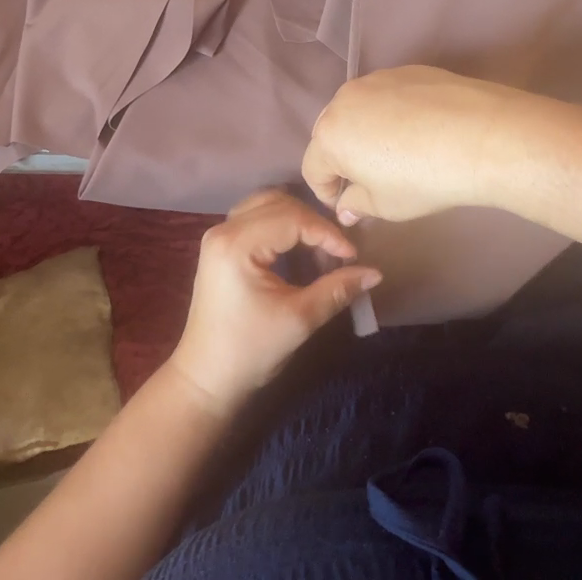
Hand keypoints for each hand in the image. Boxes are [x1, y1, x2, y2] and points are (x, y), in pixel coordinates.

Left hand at [166, 190, 381, 412]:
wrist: (205, 379)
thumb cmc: (250, 352)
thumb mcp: (299, 320)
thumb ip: (337, 290)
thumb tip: (375, 273)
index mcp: (237, 243)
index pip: (292, 217)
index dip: (327, 233)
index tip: (352, 257)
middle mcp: (224, 230)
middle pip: (279, 203)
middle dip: (313, 223)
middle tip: (338, 254)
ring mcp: (218, 236)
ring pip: (266, 206)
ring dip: (297, 221)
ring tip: (321, 251)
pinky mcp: (221, 248)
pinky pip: (256, 220)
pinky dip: (281, 228)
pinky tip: (299, 252)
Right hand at [302, 66, 537, 223]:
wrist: (481, 136)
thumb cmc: (424, 180)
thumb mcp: (386, 205)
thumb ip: (357, 204)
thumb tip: (346, 206)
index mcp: (330, 136)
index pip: (313, 169)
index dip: (326, 192)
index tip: (346, 204)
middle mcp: (344, 100)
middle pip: (329, 133)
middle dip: (341, 157)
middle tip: (369, 178)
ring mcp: (376, 80)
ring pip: (357, 109)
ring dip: (365, 131)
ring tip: (397, 151)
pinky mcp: (406, 70)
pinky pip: (386, 95)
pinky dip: (392, 112)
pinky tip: (420, 129)